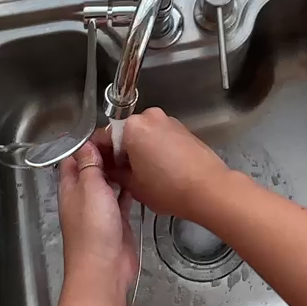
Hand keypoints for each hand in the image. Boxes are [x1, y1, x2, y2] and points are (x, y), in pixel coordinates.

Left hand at [57, 138, 137, 294]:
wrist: (104, 270)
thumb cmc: (93, 228)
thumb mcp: (90, 188)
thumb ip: (88, 165)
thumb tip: (86, 144)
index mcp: (71, 188)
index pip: (73, 158)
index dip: (86, 143)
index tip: (106, 129)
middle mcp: (84, 197)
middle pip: (92, 169)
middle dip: (106, 154)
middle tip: (128, 138)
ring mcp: (101, 209)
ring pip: (109, 182)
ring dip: (119, 169)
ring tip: (137, 152)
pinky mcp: (117, 220)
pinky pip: (123, 198)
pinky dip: (130, 187)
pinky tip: (142, 176)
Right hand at [103, 107, 233, 221]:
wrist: (208, 189)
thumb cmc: (170, 188)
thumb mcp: (133, 184)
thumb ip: (114, 171)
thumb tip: (107, 167)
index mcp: (133, 126)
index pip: (104, 136)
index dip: (99, 154)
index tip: (98, 167)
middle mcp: (150, 116)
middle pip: (124, 132)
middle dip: (120, 151)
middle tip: (118, 174)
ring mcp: (169, 121)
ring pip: (143, 134)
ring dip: (138, 149)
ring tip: (140, 174)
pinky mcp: (182, 129)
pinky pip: (160, 135)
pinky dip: (155, 148)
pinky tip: (158, 169)